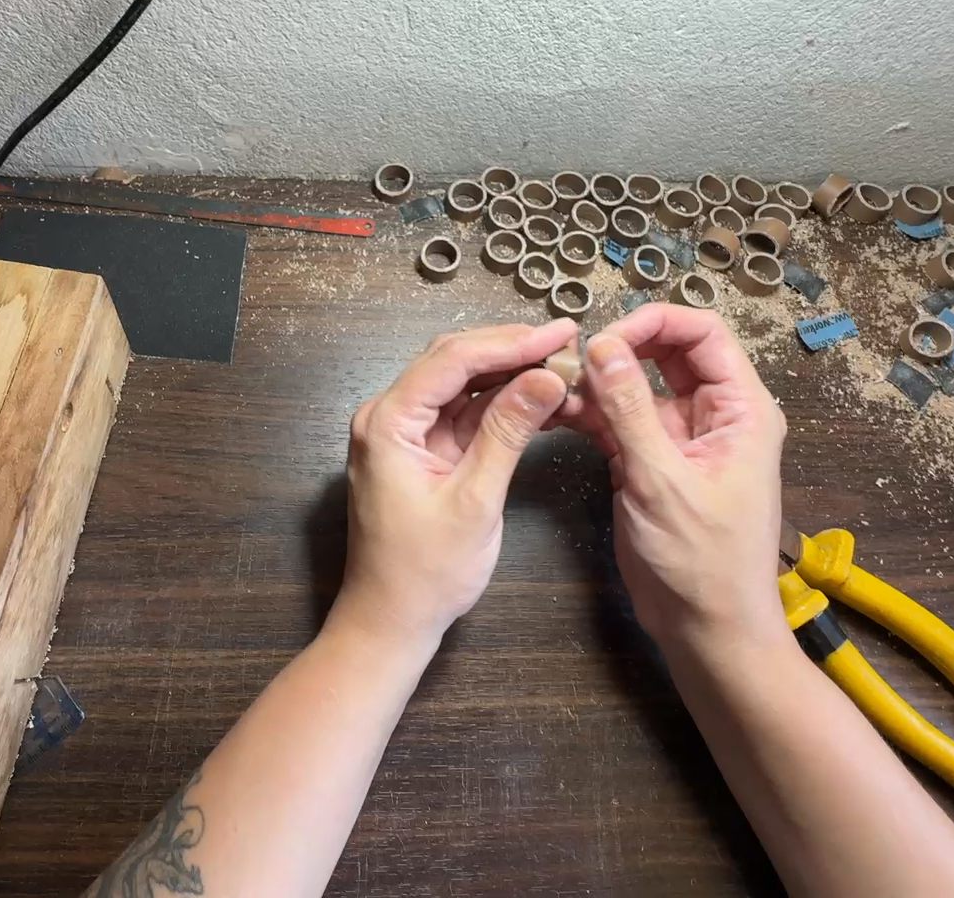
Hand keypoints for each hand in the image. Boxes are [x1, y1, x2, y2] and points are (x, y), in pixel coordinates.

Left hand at [338, 319, 576, 646]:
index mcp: (387, 422)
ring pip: (459, 384)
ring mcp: (402, 432)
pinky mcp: (419, 449)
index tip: (560, 333)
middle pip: (452, 362)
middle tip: (566, 341)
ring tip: (561, 365)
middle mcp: (387, 416)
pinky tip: (537, 398)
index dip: (509, 342)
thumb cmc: (426, 571)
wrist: (392, 620)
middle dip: (510, 349)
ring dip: (508, 375)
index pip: (451, 360)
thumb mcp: (475, 499)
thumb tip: (547, 377)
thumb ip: (507, 432)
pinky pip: (461, 414)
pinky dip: (498, 405)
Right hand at [569, 304, 788, 644]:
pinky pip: (615, 420)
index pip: (703, 333)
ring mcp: (674, 437)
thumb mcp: (662, 479)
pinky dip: (586, 413)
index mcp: (739, 408)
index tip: (605, 337)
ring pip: (633, 385)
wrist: (704, 627)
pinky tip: (555, 412)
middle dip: (619, 348)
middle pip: (665, 352)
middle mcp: (709, 413)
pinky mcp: (644, 460)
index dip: (655, 322)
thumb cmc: (702, 557)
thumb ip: (629, 409)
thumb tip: (601, 344)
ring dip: (596, 381)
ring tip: (555, 386)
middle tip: (573, 360)